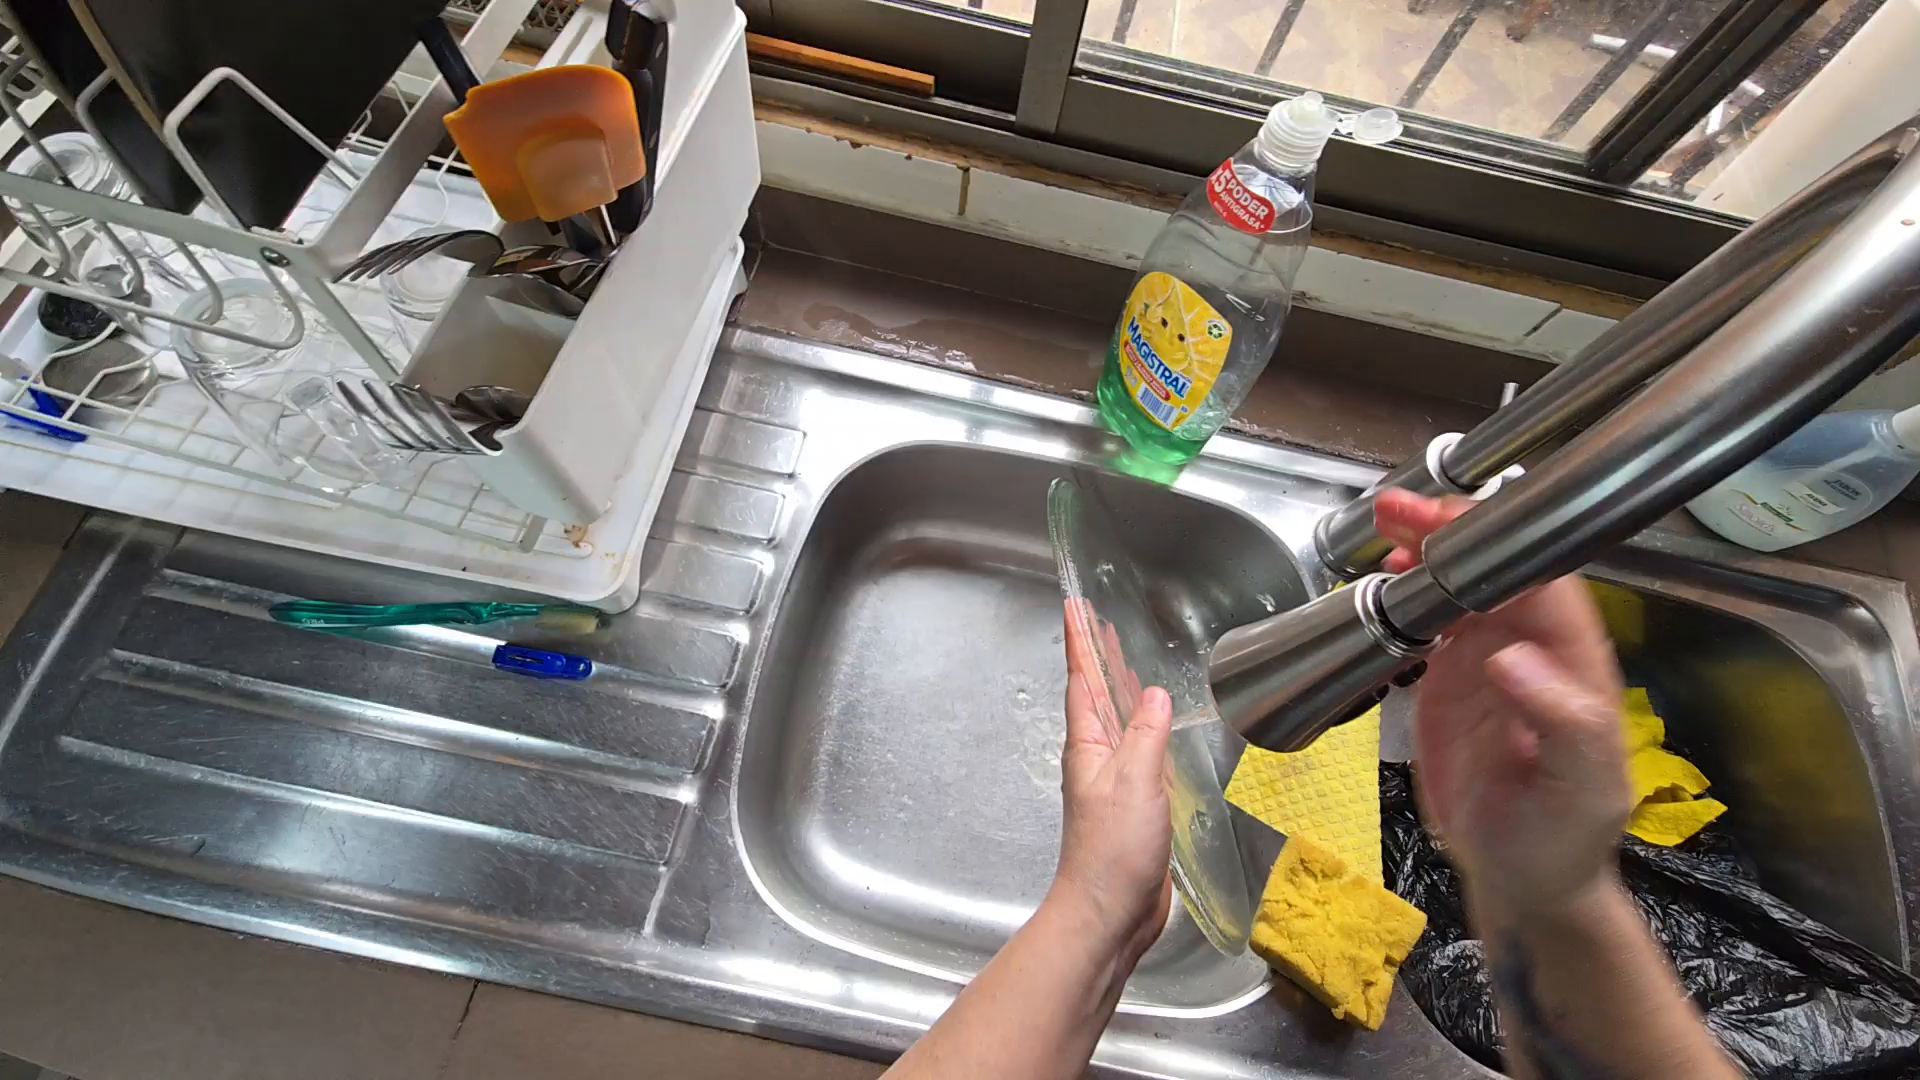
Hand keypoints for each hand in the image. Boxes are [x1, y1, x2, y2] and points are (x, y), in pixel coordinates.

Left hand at [1050, 601, 1172, 961]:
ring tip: (1123, 654)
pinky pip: (1137, 744)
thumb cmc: (1113, 848)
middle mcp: (1097, 752)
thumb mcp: (1135, 783)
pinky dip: (1143, 722)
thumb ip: (1146, 735)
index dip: (1080, 641)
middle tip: (1100, 619)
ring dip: (1118, 683)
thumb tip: (1154, 693)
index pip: (1083, 678)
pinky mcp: (1134, 796)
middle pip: (1096, 691)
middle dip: (1097, 654)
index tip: (1074, 607)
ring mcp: (1114, 774)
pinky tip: (1154, 718)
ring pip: (1117, 715)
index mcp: (1088, 742)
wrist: (1111, 909)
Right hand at [1376, 489, 1633, 922]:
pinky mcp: (1447, 676)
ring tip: (1381, 530)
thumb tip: (1512, 658)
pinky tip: (1382, 577)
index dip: (1497, 543)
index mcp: (1570, 664)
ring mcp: (1484, 660)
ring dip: (1422, 551)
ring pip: (1456, 586)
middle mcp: (1529, 649)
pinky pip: (1427, 618)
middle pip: (1492, 571)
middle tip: (1397, 511)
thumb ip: (1563, 722)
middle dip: (1447, 533)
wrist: (1518, 870)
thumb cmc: (1557, 834)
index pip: (1542, 583)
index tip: (1446, 521)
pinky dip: (1403, 591)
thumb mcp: (1581, 789)